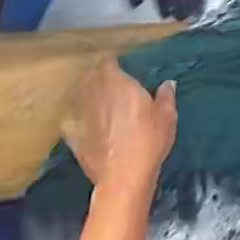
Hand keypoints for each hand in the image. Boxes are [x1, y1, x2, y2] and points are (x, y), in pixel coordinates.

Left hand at [63, 57, 176, 192]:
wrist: (123, 177)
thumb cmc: (148, 140)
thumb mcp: (166, 116)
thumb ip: (166, 96)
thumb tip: (168, 83)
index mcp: (116, 81)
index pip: (108, 62)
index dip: (113, 65)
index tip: (120, 71)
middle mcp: (94, 91)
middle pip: (90, 77)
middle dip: (98, 79)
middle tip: (111, 89)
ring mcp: (80, 113)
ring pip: (79, 97)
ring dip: (87, 98)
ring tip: (97, 106)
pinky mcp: (72, 135)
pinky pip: (72, 121)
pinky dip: (77, 121)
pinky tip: (85, 128)